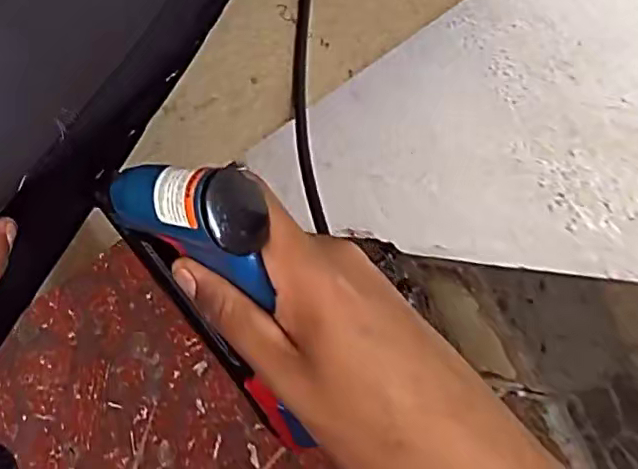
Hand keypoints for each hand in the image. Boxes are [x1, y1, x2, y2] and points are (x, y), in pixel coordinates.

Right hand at [172, 179, 557, 468]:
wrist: (482, 464)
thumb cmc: (393, 430)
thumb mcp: (288, 377)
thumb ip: (230, 314)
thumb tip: (188, 271)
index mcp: (308, 267)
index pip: (237, 197)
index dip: (191, 196)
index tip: (156, 205)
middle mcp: (335, 255)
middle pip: (256, 232)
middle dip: (229, 264)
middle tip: (218, 306)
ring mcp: (360, 271)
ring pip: (285, 259)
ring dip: (263, 288)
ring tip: (277, 351)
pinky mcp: (376, 291)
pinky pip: (314, 275)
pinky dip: (293, 297)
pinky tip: (308, 352)